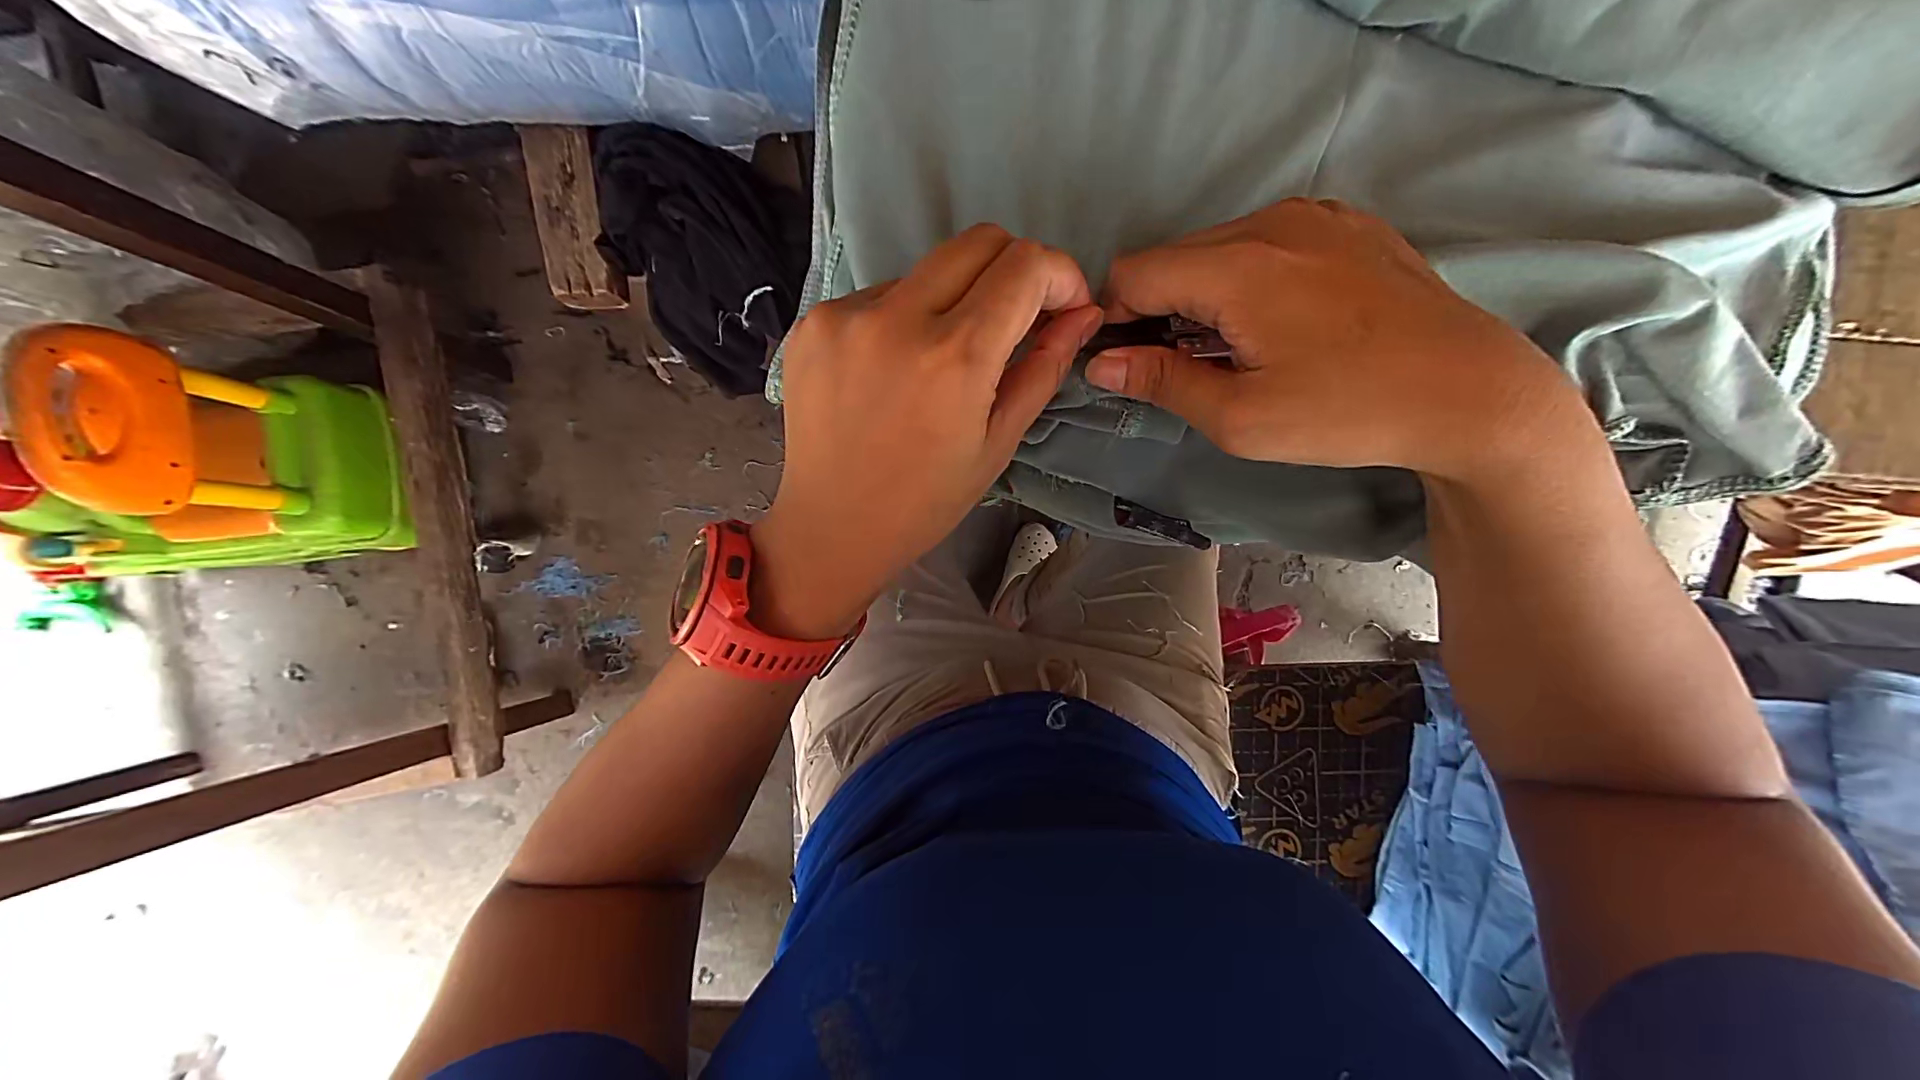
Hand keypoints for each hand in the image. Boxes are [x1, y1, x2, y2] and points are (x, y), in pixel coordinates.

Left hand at [751, 224, 1100, 638]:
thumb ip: (1043, 369)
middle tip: (1015, 320)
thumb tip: (1082, 314)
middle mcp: (898, 318)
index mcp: (955, 357)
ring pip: (927, 269)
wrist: (832, 527)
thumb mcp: (998, 443)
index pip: (1025, 265)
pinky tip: (893, 370)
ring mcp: (846, 315)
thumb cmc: (924, 502)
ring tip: (941, 361)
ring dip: (953, 298)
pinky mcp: (814, 322)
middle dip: (1014, 269)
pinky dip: (903, 318)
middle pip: (979, 241)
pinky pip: (879, 295)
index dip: (1060, 275)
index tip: (1064, 305)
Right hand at [1084, 198, 1593, 481]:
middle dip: (1154, 309)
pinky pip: (1264, 243)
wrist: (1470, 392)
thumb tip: (1101, 362)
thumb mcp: (1239, 417)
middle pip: (1173, 257)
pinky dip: (1243, 280)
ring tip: (1226, 350)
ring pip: (1216, 248)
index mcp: (1238, 267)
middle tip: (1173, 366)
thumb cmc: (1347, 412)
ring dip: (1198, 296)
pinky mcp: (1346, 225)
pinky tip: (1270, 325)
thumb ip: (1162, 381)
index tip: (1123, 361)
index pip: (1133, 272)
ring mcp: (1315, 216)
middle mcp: (1271, 222)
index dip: (1113, 317)